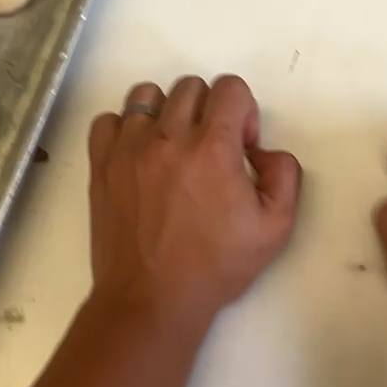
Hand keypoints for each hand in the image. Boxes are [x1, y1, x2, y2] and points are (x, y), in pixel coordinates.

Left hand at [86, 75, 301, 329]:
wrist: (152, 300)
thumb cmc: (215, 266)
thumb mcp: (276, 227)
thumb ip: (285, 175)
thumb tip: (263, 151)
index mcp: (213, 148)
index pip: (230, 87)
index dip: (244, 111)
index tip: (241, 147)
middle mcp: (168, 138)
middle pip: (191, 86)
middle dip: (209, 110)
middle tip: (211, 150)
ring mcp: (129, 149)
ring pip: (147, 94)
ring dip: (166, 112)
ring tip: (172, 147)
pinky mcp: (101, 165)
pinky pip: (108, 120)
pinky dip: (125, 129)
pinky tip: (139, 155)